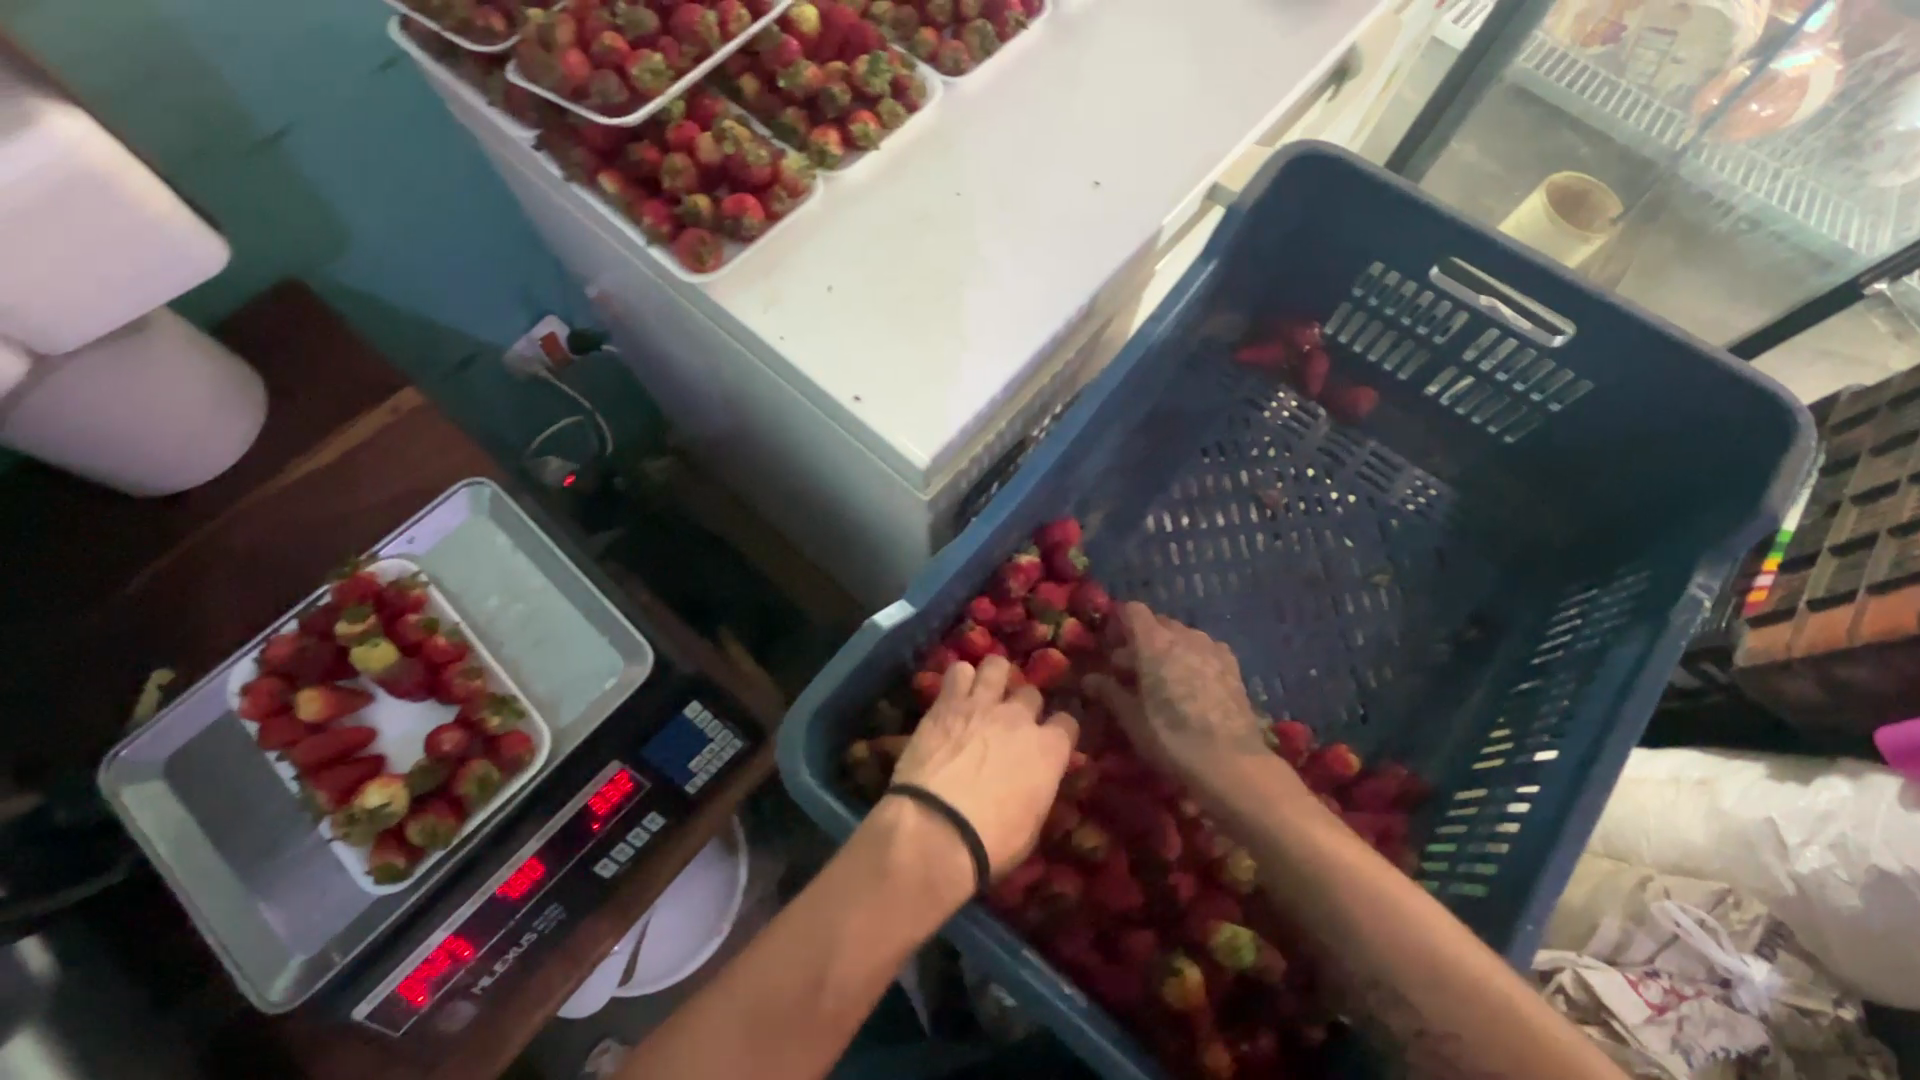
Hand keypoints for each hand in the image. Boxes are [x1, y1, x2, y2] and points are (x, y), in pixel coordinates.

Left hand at [888, 656, 1078, 876]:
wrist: (938, 828)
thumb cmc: (992, 842)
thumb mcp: (1031, 825)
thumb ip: (1037, 790)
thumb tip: (1032, 784)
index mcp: (1050, 750)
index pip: (1068, 722)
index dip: (1058, 730)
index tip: (1049, 742)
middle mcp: (1020, 718)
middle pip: (1031, 693)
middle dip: (1024, 706)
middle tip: (1009, 723)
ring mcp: (982, 705)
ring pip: (997, 666)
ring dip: (994, 676)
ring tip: (984, 690)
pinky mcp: (946, 703)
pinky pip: (957, 672)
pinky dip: (958, 678)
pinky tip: (953, 691)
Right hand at [1083, 602, 1274, 791]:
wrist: (1231, 763)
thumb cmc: (1171, 739)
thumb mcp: (1131, 719)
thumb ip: (1109, 692)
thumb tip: (1089, 679)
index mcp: (1154, 642)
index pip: (1132, 611)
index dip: (1119, 623)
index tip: (1111, 647)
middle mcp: (1185, 636)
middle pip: (1157, 624)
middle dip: (1141, 641)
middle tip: (1130, 673)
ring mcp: (1213, 648)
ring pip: (1182, 637)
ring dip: (1167, 650)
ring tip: (1162, 681)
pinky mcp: (1233, 666)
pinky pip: (1204, 650)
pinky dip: (1192, 659)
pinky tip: (1191, 686)